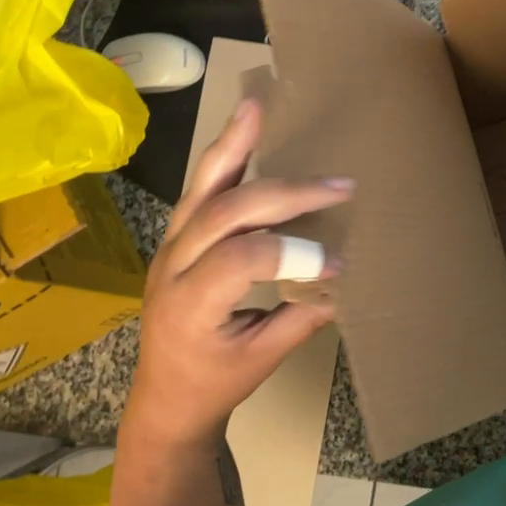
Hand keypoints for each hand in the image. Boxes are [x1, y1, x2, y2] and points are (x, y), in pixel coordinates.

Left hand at [121, 98, 353, 450]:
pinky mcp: (176, 238)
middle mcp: (172, 267)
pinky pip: (198, 191)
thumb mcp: (260, 361)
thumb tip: (341, 282)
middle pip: (226, 213)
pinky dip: (223, 158)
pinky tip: (243, 128)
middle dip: (286, 195)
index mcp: (190, 305)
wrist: (165, 397)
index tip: (337, 267)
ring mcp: (168, 247)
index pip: (243, 260)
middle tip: (339, 187)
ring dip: (234, 147)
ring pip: (202, 189)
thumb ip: (300, 319)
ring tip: (257, 108)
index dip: (294, 256)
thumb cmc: (212, 384)